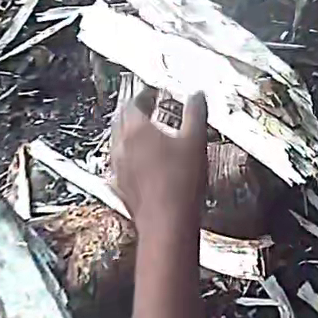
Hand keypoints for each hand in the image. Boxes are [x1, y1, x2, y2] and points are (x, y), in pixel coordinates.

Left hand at [111, 85, 208, 241]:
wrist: (168, 224)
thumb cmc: (180, 183)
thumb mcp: (195, 140)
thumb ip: (195, 112)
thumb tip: (197, 96)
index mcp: (137, 129)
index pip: (133, 102)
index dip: (144, 94)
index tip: (153, 93)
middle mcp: (122, 146)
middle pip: (122, 120)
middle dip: (134, 111)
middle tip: (148, 108)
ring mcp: (119, 168)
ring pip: (120, 142)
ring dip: (131, 134)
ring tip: (147, 134)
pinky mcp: (121, 187)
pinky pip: (122, 164)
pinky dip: (131, 157)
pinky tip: (144, 163)